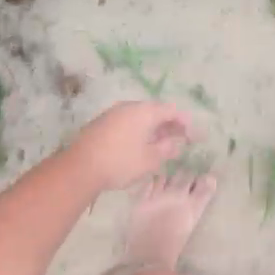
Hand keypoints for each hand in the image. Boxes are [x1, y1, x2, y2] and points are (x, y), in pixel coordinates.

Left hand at [67, 101, 194, 189]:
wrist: (80, 167)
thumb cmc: (120, 162)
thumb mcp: (150, 159)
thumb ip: (166, 149)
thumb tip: (176, 143)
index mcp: (144, 111)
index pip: (172, 111)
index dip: (185, 123)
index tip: (194, 137)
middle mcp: (129, 107)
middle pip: (156, 111)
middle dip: (170, 125)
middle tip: (181, 140)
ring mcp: (113, 114)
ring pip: (140, 117)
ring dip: (154, 129)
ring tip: (163, 144)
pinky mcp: (101, 124)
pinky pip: (128, 122)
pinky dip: (140, 131)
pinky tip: (141, 145)